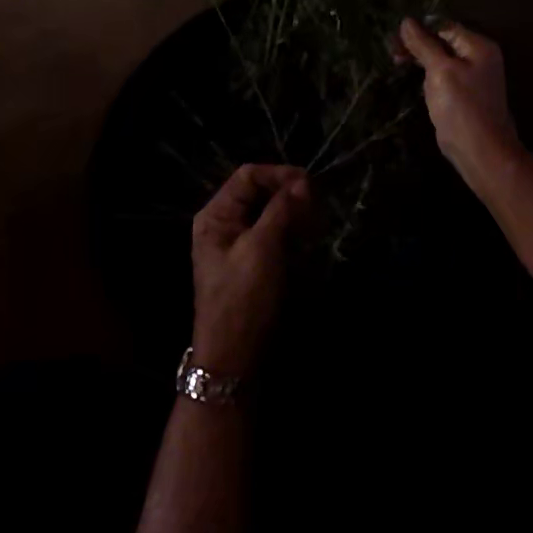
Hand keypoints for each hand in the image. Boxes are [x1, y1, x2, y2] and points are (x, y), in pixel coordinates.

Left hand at [189, 164, 310, 376]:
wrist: (233, 358)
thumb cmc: (243, 298)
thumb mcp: (262, 248)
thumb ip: (281, 210)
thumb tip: (303, 182)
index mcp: (216, 215)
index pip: (248, 176)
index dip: (279, 174)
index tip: (310, 184)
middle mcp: (223, 224)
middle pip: (258, 192)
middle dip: (288, 193)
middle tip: (317, 204)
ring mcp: (237, 244)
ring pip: (268, 213)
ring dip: (292, 212)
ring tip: (315, 220)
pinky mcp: (251, 262)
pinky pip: (272, 234)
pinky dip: (290, 231)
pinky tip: (307, 237)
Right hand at [397, 18, 521, 181]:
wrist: (479, 149)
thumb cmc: (461, 106)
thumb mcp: (440, 70)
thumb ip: (424, 45)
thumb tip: (407, 21)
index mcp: (478, 46)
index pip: (444, 26)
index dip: (419, 29)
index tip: (394, 38)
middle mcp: (478, 57)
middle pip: (442, 40)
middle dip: (416, 43)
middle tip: (391, 51)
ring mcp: (470, 76)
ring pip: (440, 58)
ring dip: (418, 57)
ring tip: (395, 60)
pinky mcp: (461, 93)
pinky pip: (441, 74)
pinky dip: (425, 72)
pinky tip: (409, 74)